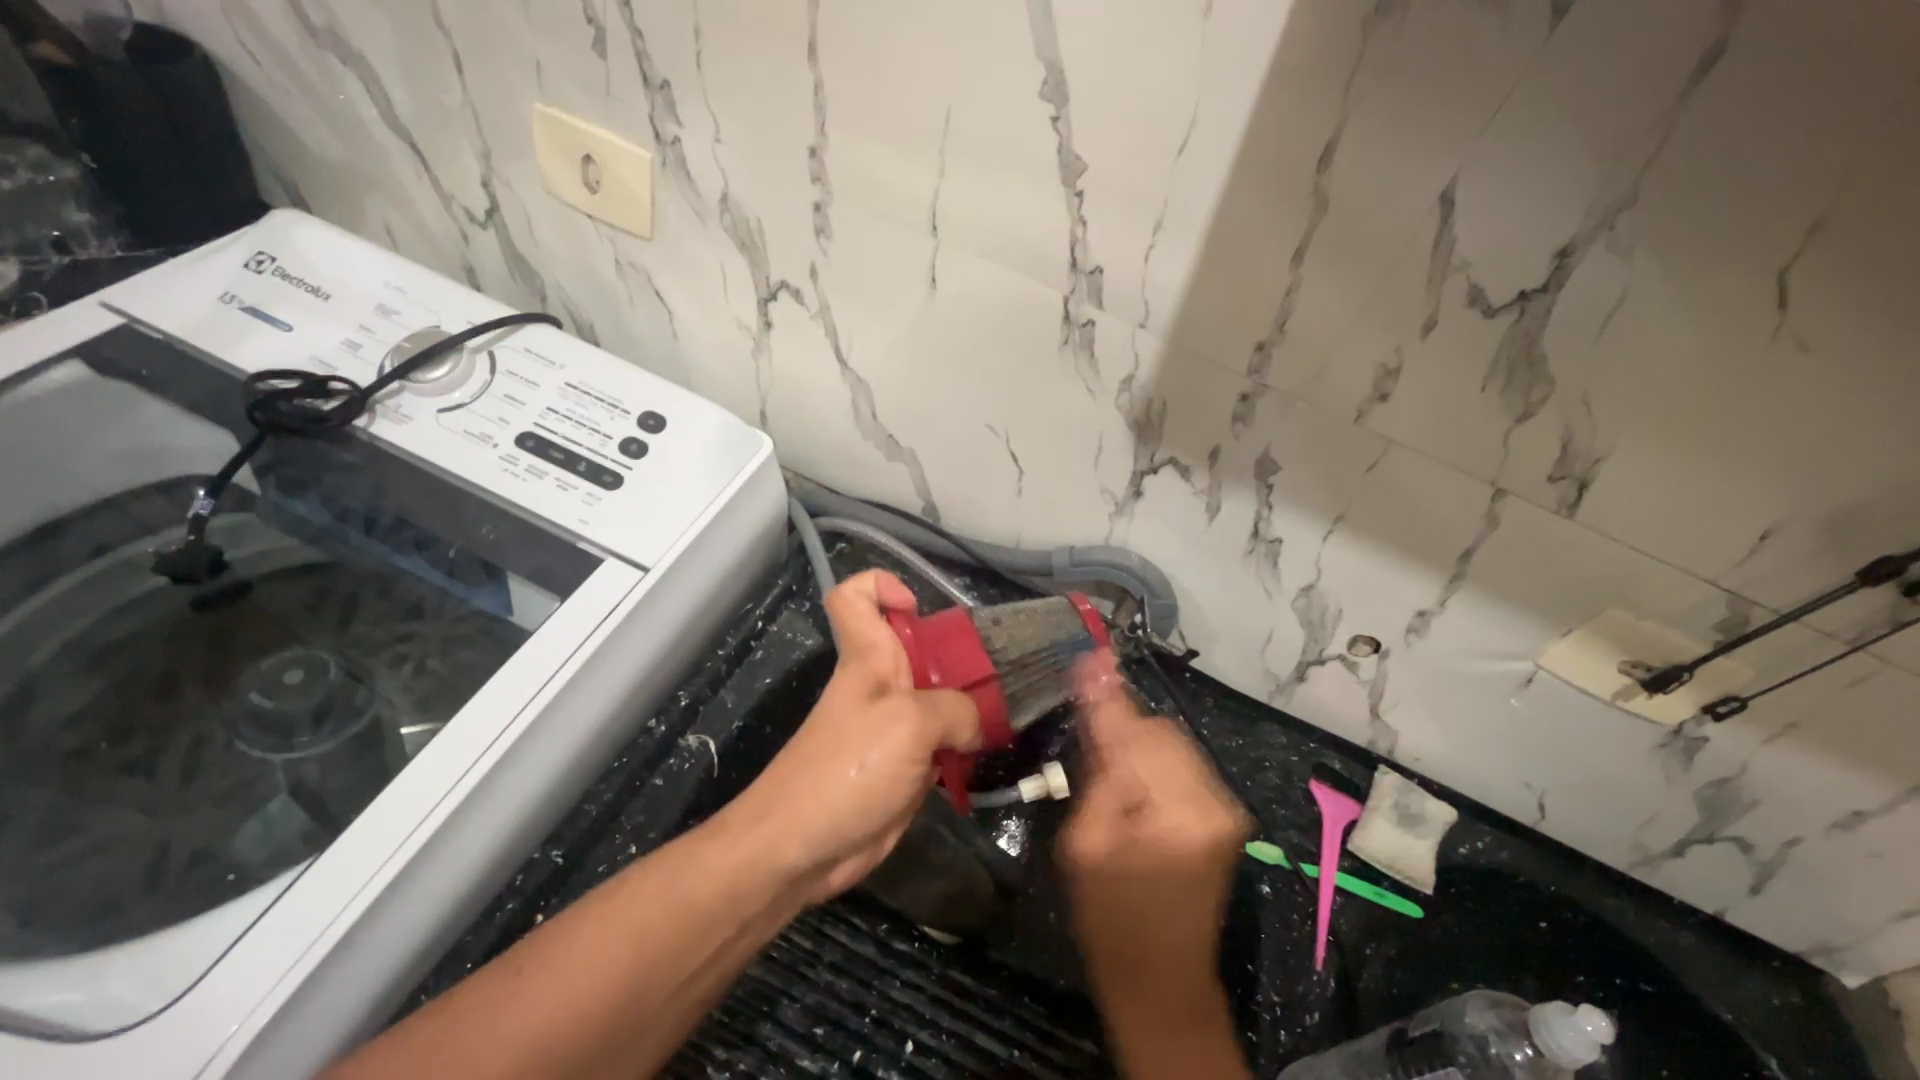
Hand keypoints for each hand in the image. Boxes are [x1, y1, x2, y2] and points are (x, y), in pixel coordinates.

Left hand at [719, 570, 980, 903]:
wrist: (803, 847)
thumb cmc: (848, 769)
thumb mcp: (909, 722)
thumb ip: (955, 709)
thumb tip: (977, 726)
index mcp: (869, 659)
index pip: (857, 596)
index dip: (884, 587)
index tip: (920, 608)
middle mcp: (882, 687)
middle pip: (920, 651)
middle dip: (961, 657)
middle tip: (1003, 677)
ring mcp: (894, 730)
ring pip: (940, 701)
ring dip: (972, 708)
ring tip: (1009, 718)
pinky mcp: (905, 770)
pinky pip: (943, 745)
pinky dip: (966, 750)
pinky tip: (990, 759)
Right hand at [1060, 651, 1250, 1001]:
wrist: (1161, 979)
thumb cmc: (1110, 918)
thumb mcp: (1085, 841)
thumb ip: (1096, 767)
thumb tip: (1094, 702)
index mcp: (1179, 810)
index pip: (1137, 732)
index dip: (1108, 694)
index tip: (1090, 653)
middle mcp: (1216, 798)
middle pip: (1161, 730)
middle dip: (1122, 729)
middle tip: (1087, 751)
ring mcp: (1227, 805)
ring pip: (1173, 742)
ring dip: (1138, 745)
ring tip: (1109, 779)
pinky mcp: (1226, 813)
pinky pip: (1182, 764)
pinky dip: (1153, 765)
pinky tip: (1133, 791)